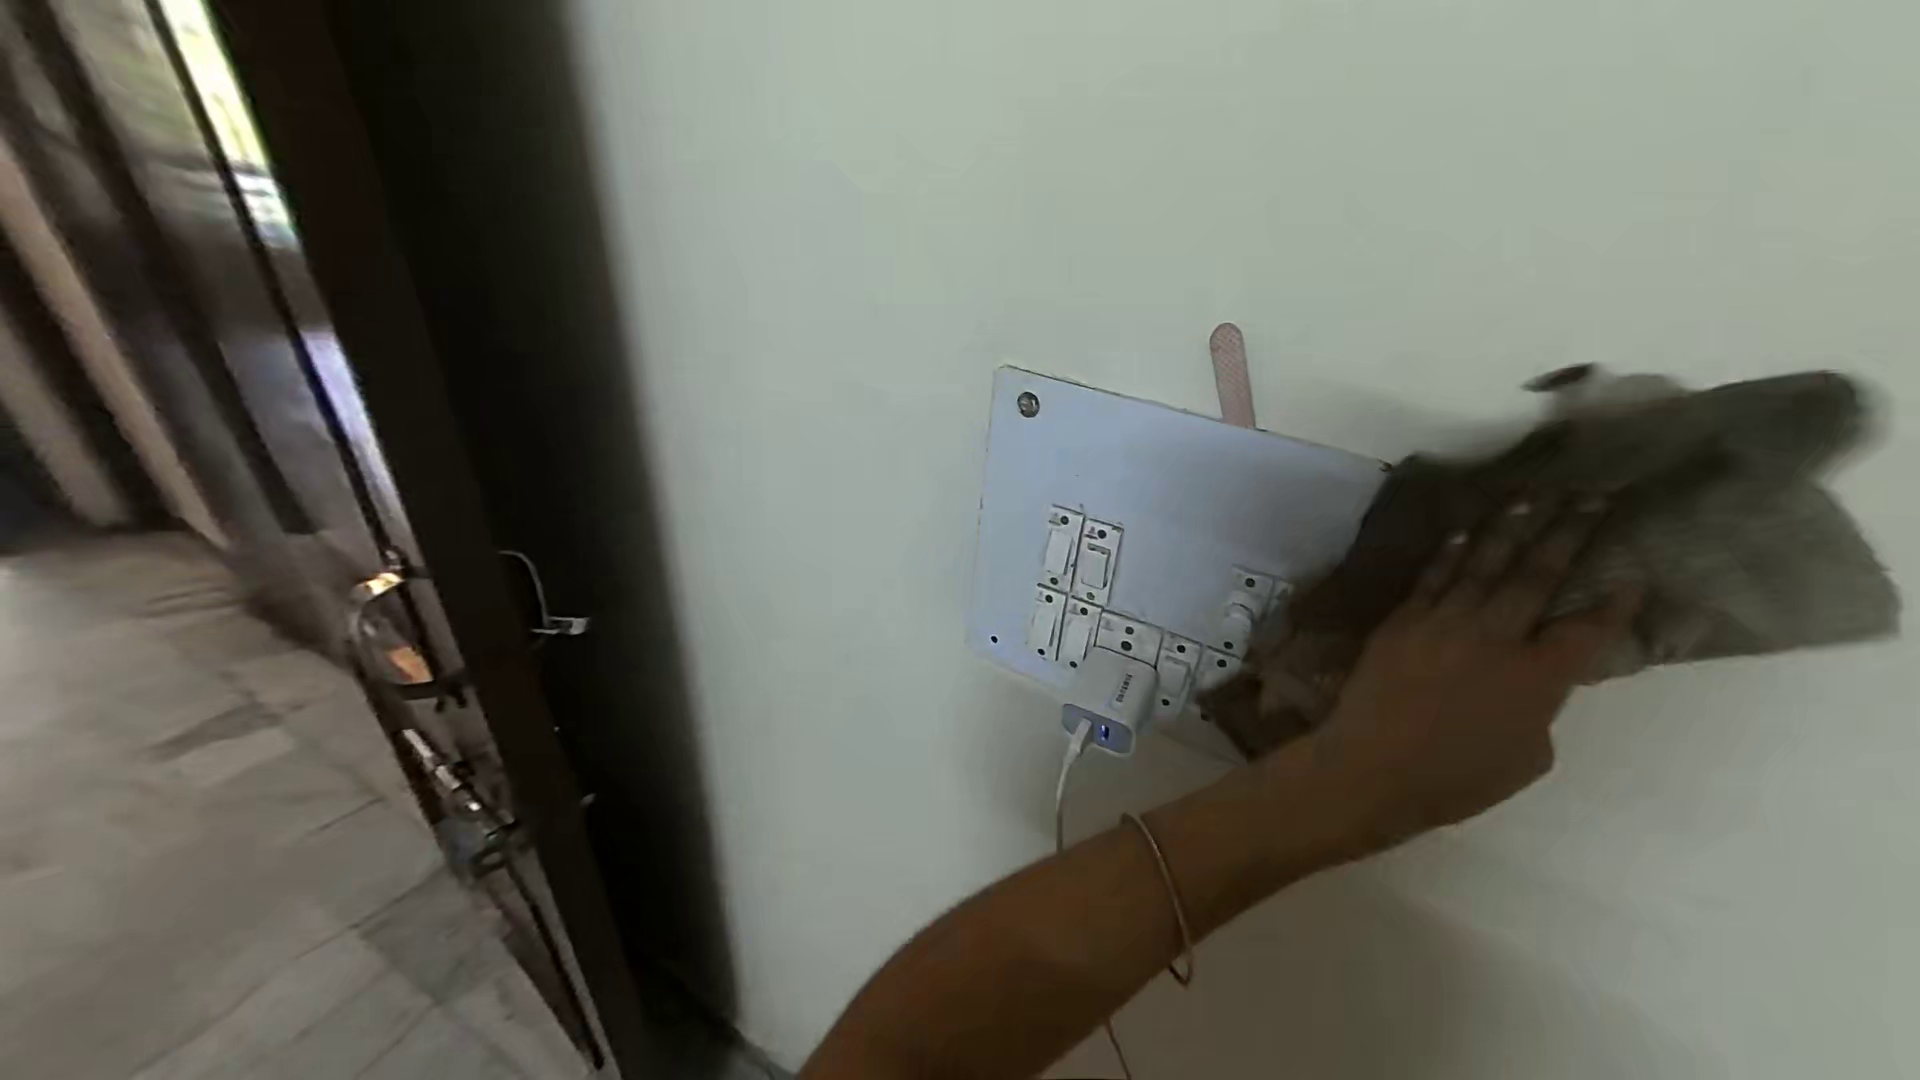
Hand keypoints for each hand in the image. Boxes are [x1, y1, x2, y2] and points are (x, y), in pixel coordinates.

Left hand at [1308, 497, 1640, 852]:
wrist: (1372, 765)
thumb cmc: (1455, 777)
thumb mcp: (1525, 755)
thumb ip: (1538, 706)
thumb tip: (1534, 677)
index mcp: (1538, 678)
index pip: (1587, 629)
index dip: (1614, 603)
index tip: (1634, 574)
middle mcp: (1494, 638)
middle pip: (1536, 577)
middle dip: (1566, 535)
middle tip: (1590, 498)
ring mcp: (1442, 624)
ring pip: (1481, 567)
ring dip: (1508, 530)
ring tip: (1532, 498)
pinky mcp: (1401, 623)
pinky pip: (1430, 580)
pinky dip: (1448, 555)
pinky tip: (1462, 533)